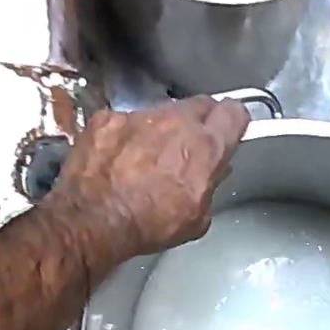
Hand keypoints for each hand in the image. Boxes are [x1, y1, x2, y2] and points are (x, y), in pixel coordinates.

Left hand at [48, 97, 251, 258]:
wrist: (95, 220)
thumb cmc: (149, 225)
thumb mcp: (196, 219)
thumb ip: (209, 187)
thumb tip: (210, 175)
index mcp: (205, 147)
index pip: (234, 113)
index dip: (233, 122)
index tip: (229, 131)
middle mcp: (176, 121)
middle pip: (200, 105)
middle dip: (200, 122)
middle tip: (190, 148)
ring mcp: (140, 115)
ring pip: (162, 112)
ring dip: (162, 130)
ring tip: (149, 159)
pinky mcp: (108, 118)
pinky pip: (126, 120)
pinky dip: (126, 136)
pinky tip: (119, 159)